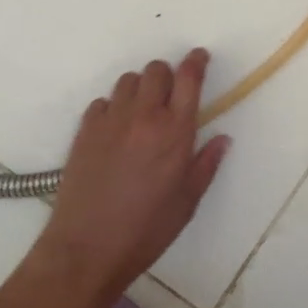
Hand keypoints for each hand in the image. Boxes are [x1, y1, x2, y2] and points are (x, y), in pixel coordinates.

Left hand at [35, 50, 229, 299]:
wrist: (86, 250)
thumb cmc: (145, 231)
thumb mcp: (187, 202)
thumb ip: (206, 165)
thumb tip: (222, 138)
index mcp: (174, 131)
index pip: (189, 78)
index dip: (196, 61)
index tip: (200, 58)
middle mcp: (144, 116)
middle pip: (156, 70)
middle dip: (167, 76)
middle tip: (169, 96)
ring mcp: (111, 120)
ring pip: (128, 80)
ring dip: (140, 88)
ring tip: (141, 111)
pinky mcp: (85, 131)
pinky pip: (102, 102)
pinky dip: (113, 107)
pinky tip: (115, 130)